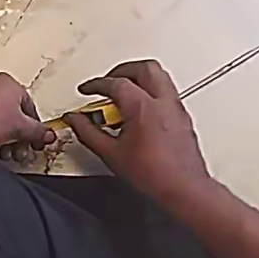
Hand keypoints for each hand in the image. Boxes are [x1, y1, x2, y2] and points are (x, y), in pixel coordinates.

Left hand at [0, 74, 54, 197]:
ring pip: (1, 122)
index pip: (30, 107)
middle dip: (20, 138)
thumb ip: (37, 131)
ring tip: (5, 154)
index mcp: (8, 83)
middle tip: (20, 152)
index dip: (35, 128)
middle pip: (16, 116)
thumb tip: (47, 134)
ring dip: (7, 141)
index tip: (36, 142)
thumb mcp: (18, 128)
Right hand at [65, 60, 213, 207]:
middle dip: (120, 71)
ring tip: (121, 95)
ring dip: (137, 79)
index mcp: (143, 108)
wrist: (183, 189)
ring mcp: (176, 108)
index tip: (87, 90)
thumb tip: (76, 120)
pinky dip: (148, 92)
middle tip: (106, 83)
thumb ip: (88, 132)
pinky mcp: (182, 117)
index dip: (96, 84)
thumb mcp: (110, 154)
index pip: (116, 83)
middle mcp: (163, 102)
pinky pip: (165, 92)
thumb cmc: (154, 175)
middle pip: (143, 68)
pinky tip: (137, 110)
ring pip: (158, 76)